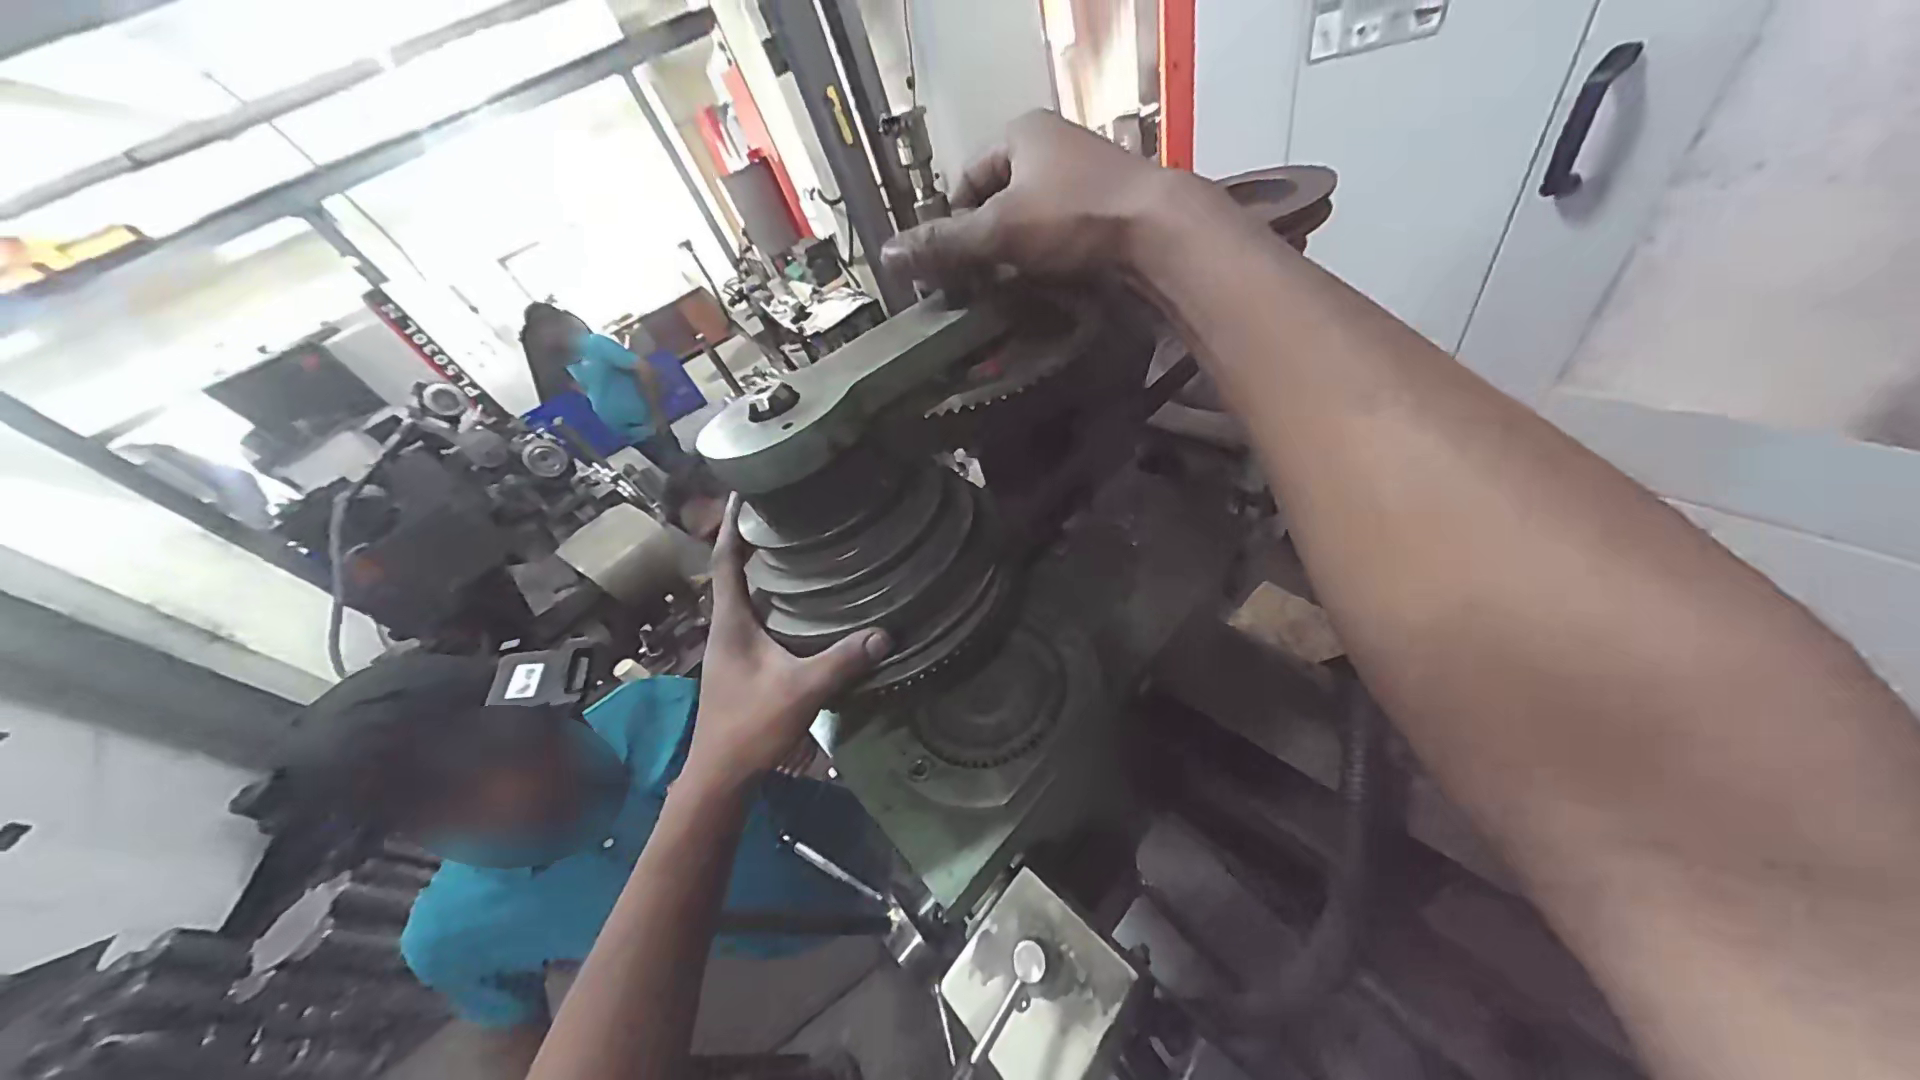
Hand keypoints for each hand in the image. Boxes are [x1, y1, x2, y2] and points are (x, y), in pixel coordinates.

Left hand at [684, 496, 889, 787]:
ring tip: (797, 550)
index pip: (726, 561)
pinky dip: (774, 601)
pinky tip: (801, 606)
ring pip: (747, 597)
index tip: (743, 493)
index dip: (733, 526)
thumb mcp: (800, 691)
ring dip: (764, 572)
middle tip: (785, 514)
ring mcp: (731, 648)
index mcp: (730, 623)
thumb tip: (885, 633)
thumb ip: (841, 662)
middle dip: (754, 541)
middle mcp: (725, 628)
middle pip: (734, 572)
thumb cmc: (749, 727)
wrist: (720, 774)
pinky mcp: (742, 664)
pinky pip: (757, 618)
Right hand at [880, 110, 1193, 285]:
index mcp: (1023, 134)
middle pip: (998, 203)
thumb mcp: (1000, 229)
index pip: (967, 178)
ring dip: (1013, 258)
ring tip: (1006, 291)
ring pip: (1029, 224)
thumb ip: (945, 242)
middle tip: (974, 283)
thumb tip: (888, 256)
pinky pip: (1058, 238)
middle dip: (984, 243)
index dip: (952, 219)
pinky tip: (1041, 287)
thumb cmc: (1074, 217)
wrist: (1158, 234)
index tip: (948, 262)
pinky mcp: (1103, 213)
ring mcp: (1081, 181)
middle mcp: (1052, 149)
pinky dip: (1044, 263)